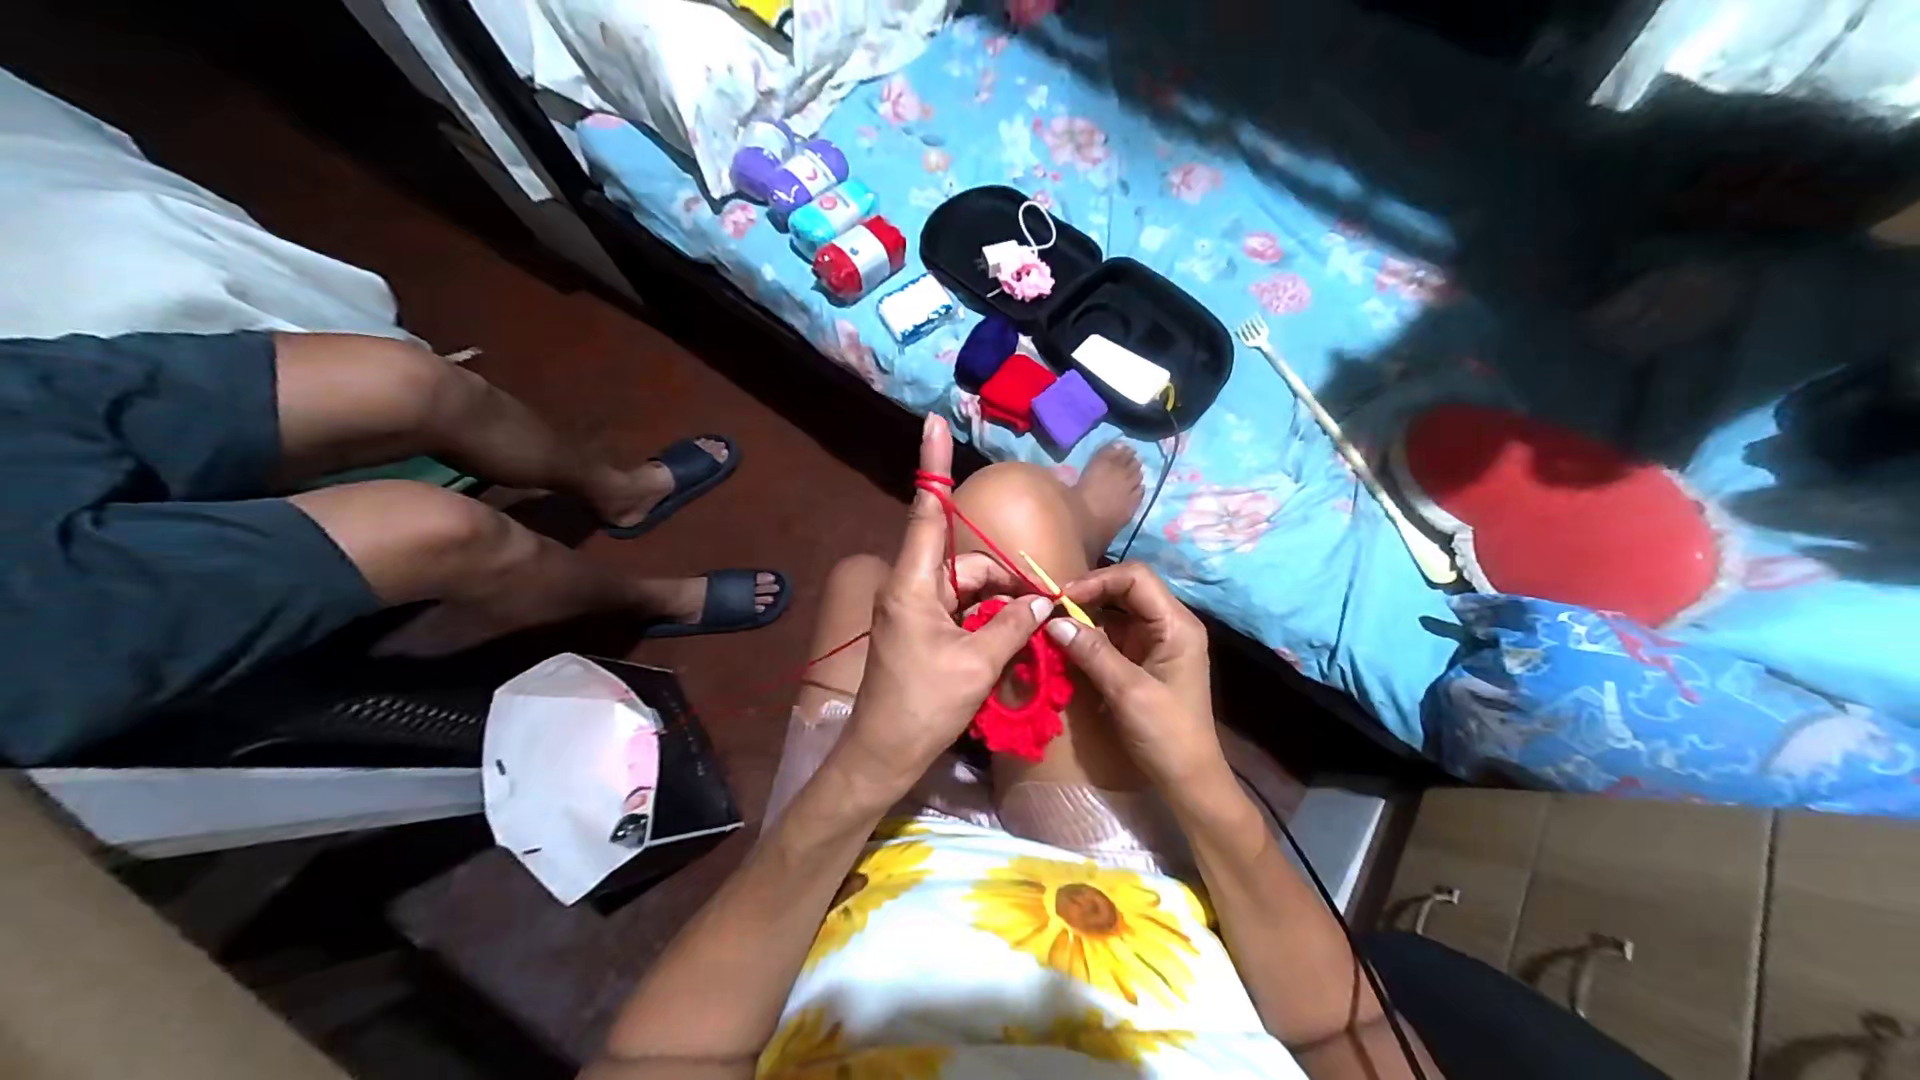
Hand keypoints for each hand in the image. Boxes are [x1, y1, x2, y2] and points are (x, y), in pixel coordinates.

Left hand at [835, 415, 1051, 796]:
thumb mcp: (979, 664)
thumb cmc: (925, 706)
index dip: (932, 465)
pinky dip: (984, 617)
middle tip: (1041, 601)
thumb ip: (1014, 623)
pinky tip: (1008, 637)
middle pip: (964, 561)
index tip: (933, 422)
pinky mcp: (919, 629)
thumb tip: (1043, 598)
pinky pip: (959, 608)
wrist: (884, 754)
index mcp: (913, 585)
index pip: (926, 512)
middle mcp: (909, 587)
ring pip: (965, 586)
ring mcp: (912, 609)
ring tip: (1027, 627)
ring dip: (997, 602)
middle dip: (1002, 576)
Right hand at [1044, 561, 1223, 788]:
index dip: (1097, 580)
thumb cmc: (1166, 733)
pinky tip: (1067, 644)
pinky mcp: (1141, 659)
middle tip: (1053, 608)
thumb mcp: (1127, 691)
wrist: (1187, 779)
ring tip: (1054, 624)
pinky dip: (1088, 636)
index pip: (1136, 578)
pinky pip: (1111, 635)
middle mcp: (1168, 625)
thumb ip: (1092, 651)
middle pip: (1125, 590)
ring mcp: (1154, 642)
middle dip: (1088, 594)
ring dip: (1085, 614)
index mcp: (1176, 625)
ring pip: (1115, 611)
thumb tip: (1053, 621)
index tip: (1062, 597)